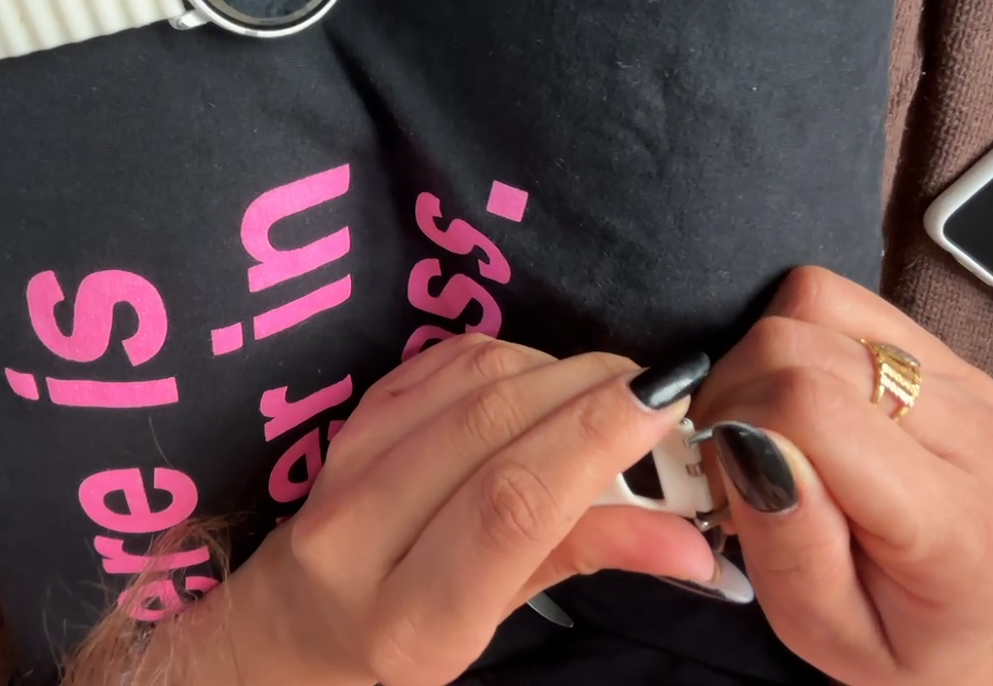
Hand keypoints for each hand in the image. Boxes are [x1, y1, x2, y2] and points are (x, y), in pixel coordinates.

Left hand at [175, 334, 717, 685]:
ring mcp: (348, 458)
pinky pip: (442, 358)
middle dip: (587, 387)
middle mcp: (364, 527)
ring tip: (602, 385)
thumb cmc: (405, 639)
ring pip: (469, 377)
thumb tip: (697, 543)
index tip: (663, 403)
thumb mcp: (495, 623)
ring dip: (553, 365)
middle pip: (492, 423)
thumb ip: (587, 559)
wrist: (295, 618)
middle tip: (651, 385)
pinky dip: (508, 354)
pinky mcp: (352, 413)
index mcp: (410, 614)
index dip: (595, 439)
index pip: (513, 502)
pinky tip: (539, 376)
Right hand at [690, 267, 992, 685]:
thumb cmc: (876, 634)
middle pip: (803, 348)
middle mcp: (987, 444)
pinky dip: (788, 327)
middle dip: (734, 387)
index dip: (736, 418)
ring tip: (762, 419)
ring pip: (815, 306)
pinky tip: (797, 388)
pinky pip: (832, 296)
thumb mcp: (816, 627)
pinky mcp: (941, 352)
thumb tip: (748, 436)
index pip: (815, 409)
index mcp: (966, 533)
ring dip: (757, 356)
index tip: (719, 462)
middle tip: (727, 444)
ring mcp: (970, 387)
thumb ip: (789, 543)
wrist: (942, 623)